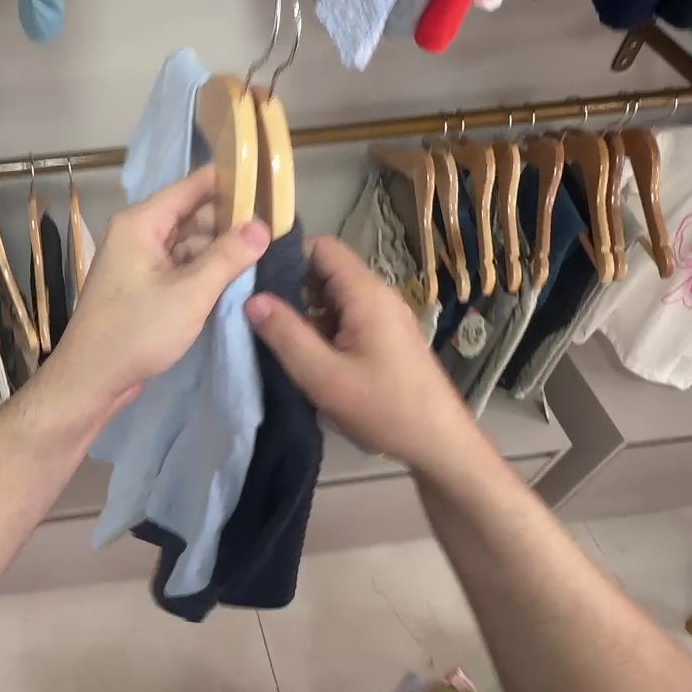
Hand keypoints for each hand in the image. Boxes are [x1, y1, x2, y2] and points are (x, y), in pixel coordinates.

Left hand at [43, 166, 269, 415]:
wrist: (92, 378)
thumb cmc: (137, 330)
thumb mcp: (190, 293)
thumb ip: (228, 256)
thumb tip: (262, 225)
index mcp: (140, 224)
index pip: (190, 187)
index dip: (228, 182)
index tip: (267, 183)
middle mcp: (137, 235)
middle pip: (190, 215)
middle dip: (228, 221)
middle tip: (274, 228)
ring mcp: (138, 262)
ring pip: (187, 244)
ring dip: (219, 249)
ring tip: (263, 253)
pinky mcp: (142, 288)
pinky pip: (178, 267)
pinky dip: (203, 270)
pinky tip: (234, 278)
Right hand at [244, 235, 486, 479]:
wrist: (440, 444)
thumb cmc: (384, 408)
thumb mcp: (323, 375)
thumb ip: (285, 334)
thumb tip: (251, 299)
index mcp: (365, 294)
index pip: (321, 247)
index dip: (284, 255)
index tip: (252, 277)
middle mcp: (378, 296)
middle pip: (325, 270)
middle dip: (289, 285)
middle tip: (255, 311)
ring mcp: (384, 316)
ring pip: (333, 296)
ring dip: (304, 310)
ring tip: (273, 335)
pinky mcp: (386, 337)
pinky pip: (346, 316)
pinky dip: (321, 326)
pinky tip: (305, 354)